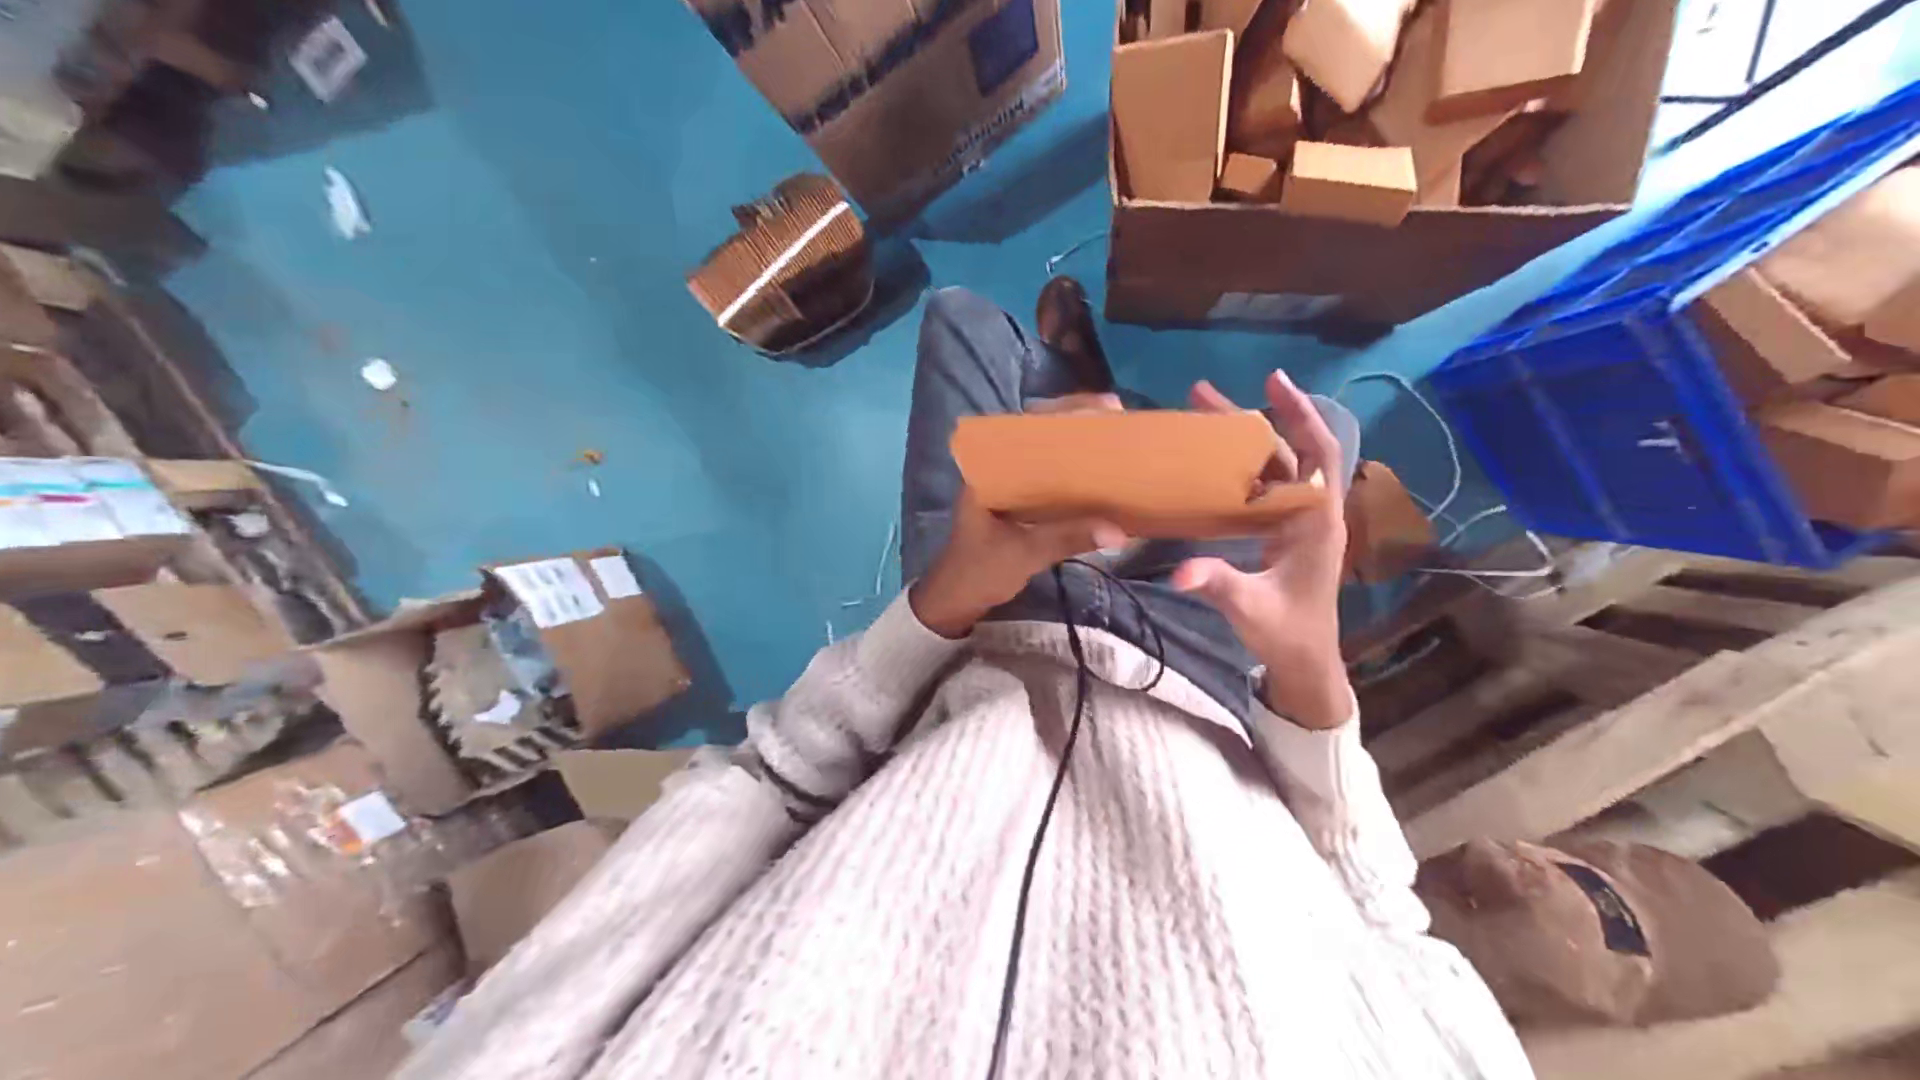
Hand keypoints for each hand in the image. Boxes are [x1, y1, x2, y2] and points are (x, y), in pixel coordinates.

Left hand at [910, 393, 1129, 638]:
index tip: (1103, 408)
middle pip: (1040, 434)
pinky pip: (1049, 480)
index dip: (1064, 411)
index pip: (1026, 426)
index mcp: (988, 471)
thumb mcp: (1023, 555)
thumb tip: (1119, 531)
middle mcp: (997, 471)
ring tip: (1116, 438)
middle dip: (1078, 424)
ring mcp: (1008, 488)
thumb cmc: (978, 572)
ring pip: (1046, 455)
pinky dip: (1072, 475)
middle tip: (1119, 418)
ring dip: (1077, 447)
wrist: (954, 601)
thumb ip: (1066, 539)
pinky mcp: (1018, 507)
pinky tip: (1099, 477)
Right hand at [1171, 372, 1352, 728]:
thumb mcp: (1250, 608)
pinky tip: (1210, 461)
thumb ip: (1219, 585)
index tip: (1274, 381)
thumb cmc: (1287, 632)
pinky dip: (1239, 465)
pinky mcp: (1279, 531)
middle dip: (1250, 417)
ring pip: (1273, 466)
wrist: (1302, 658)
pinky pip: (1261, 486)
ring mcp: (1294, 520)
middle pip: (1287, 451)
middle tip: (1203, 394)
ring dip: (1242, 438)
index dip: (1300, 415)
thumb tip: (1178, 571)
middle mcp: (1309, 511)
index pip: (1318, 454)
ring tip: (1201, 416)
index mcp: (1316, 520)